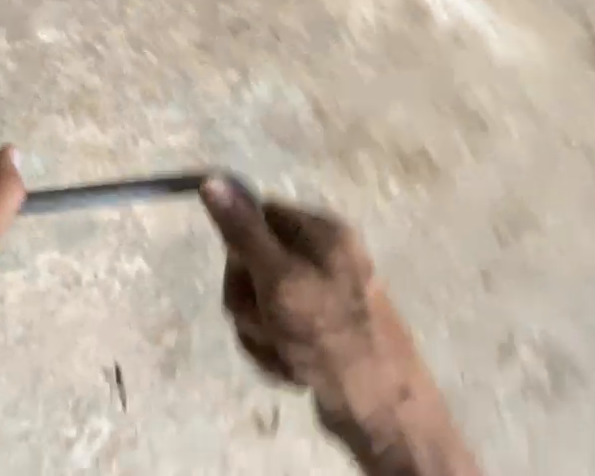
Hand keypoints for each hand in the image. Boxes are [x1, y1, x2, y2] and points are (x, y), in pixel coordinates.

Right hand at [199, 179, 426, 427]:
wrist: (383, 415)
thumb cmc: (332, 337)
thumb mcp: (278, 278)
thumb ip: (242, 230)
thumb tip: (210, 178)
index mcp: (323, 232)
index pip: (254, 214)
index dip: (239, 246)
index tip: (247, 274)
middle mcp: (323, 256)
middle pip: (249, 260)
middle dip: (248, 298)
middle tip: (267, 321)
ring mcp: (321, 295)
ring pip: (255, 298)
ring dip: (258, 329)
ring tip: (282, 351)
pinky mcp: (318, 329)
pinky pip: (272, 326)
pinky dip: (273, 348)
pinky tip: (291, 366)